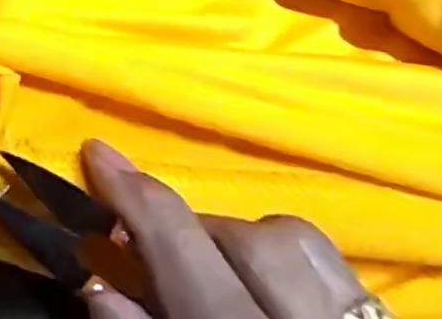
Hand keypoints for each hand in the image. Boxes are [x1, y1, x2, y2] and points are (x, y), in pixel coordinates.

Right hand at [79, 141, 377, 318]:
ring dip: (249, 240)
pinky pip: (346, 269)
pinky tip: (285, 288)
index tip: (95, 152)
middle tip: (166, 255)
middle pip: (247, 236)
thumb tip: (98, 282)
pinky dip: (302, 263)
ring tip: (227, 272)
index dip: (134, 195)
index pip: (181, 246)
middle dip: (196, 231)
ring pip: (300, 240)